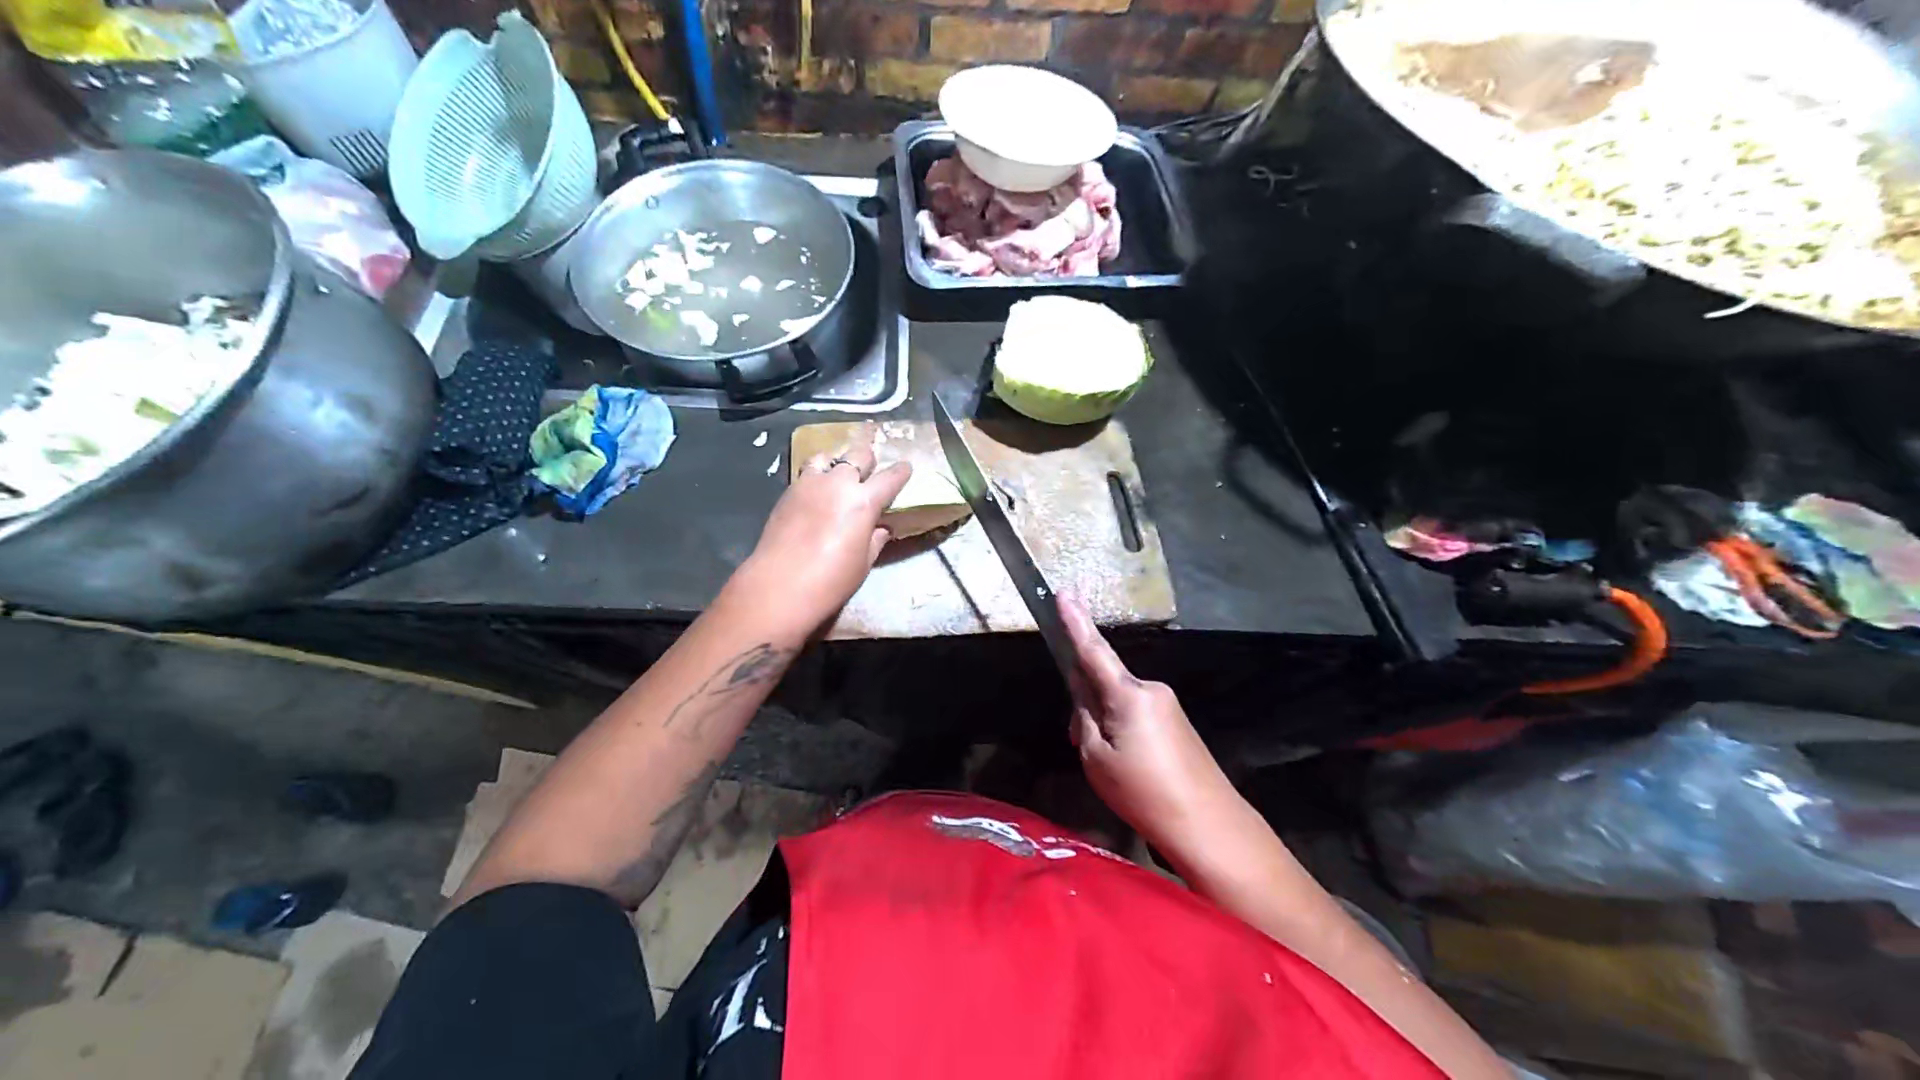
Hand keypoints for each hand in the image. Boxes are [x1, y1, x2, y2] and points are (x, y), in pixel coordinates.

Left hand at [736, 444, 909, 631]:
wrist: (779, 586)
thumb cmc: (830, 581)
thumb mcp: (863, 563)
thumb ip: (875, 539)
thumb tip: (881, 527)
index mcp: (863, 501)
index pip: (889, 478)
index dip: (900, 472)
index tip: (905, 468)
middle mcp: (838, 484)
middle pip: (858, 455)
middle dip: (867, 461)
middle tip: (868, 473)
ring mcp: (809, 484)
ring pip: (827, 457)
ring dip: (837, 464)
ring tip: (837, 478)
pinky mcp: (788, 492)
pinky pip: (806, 474)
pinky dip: (816, 477)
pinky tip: (816, 494)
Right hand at [1061, 596, 1235, 851]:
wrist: (1208, 825)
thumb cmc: (1143, 791)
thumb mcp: (1095, 757)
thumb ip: (1082, 717)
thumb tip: (1082, 694)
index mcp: (1129, 693)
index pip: (1093, 651)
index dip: (1076, 623)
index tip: (1065, 593)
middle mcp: (1151, 689)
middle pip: (1105, 681)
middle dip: (1085, 701)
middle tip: (1078, 741)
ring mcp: (1167, 705)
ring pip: (1119, 701)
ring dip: (1103, 720)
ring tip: (1107, 764)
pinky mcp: (1176, 722)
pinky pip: (1137, 713)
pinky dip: (1121, 729)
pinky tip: (1124, 764)